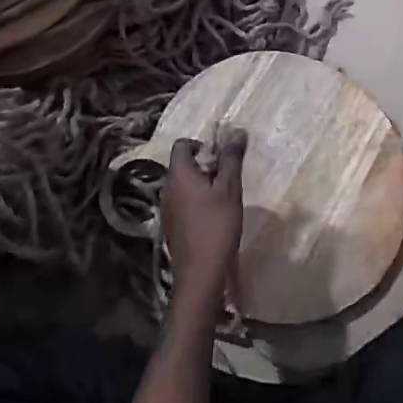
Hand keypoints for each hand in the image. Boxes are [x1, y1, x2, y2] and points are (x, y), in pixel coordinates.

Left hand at [159, 127, 247, 317]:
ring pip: (182, 185)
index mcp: (178, 174)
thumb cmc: (216, 225)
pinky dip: (195, 202)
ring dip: (200, 184)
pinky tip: (212, 217)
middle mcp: (166, 187)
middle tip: (226, 176)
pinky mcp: (170, 226)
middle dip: (204, 165)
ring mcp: (166, 208)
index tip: (220, 156)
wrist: (200, 272)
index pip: (182, 144)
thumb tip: (236, 131)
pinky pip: (182, 203)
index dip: (201, 144)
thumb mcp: (230, 189)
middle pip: (182, 165)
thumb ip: (232, 159)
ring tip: (222, 197)